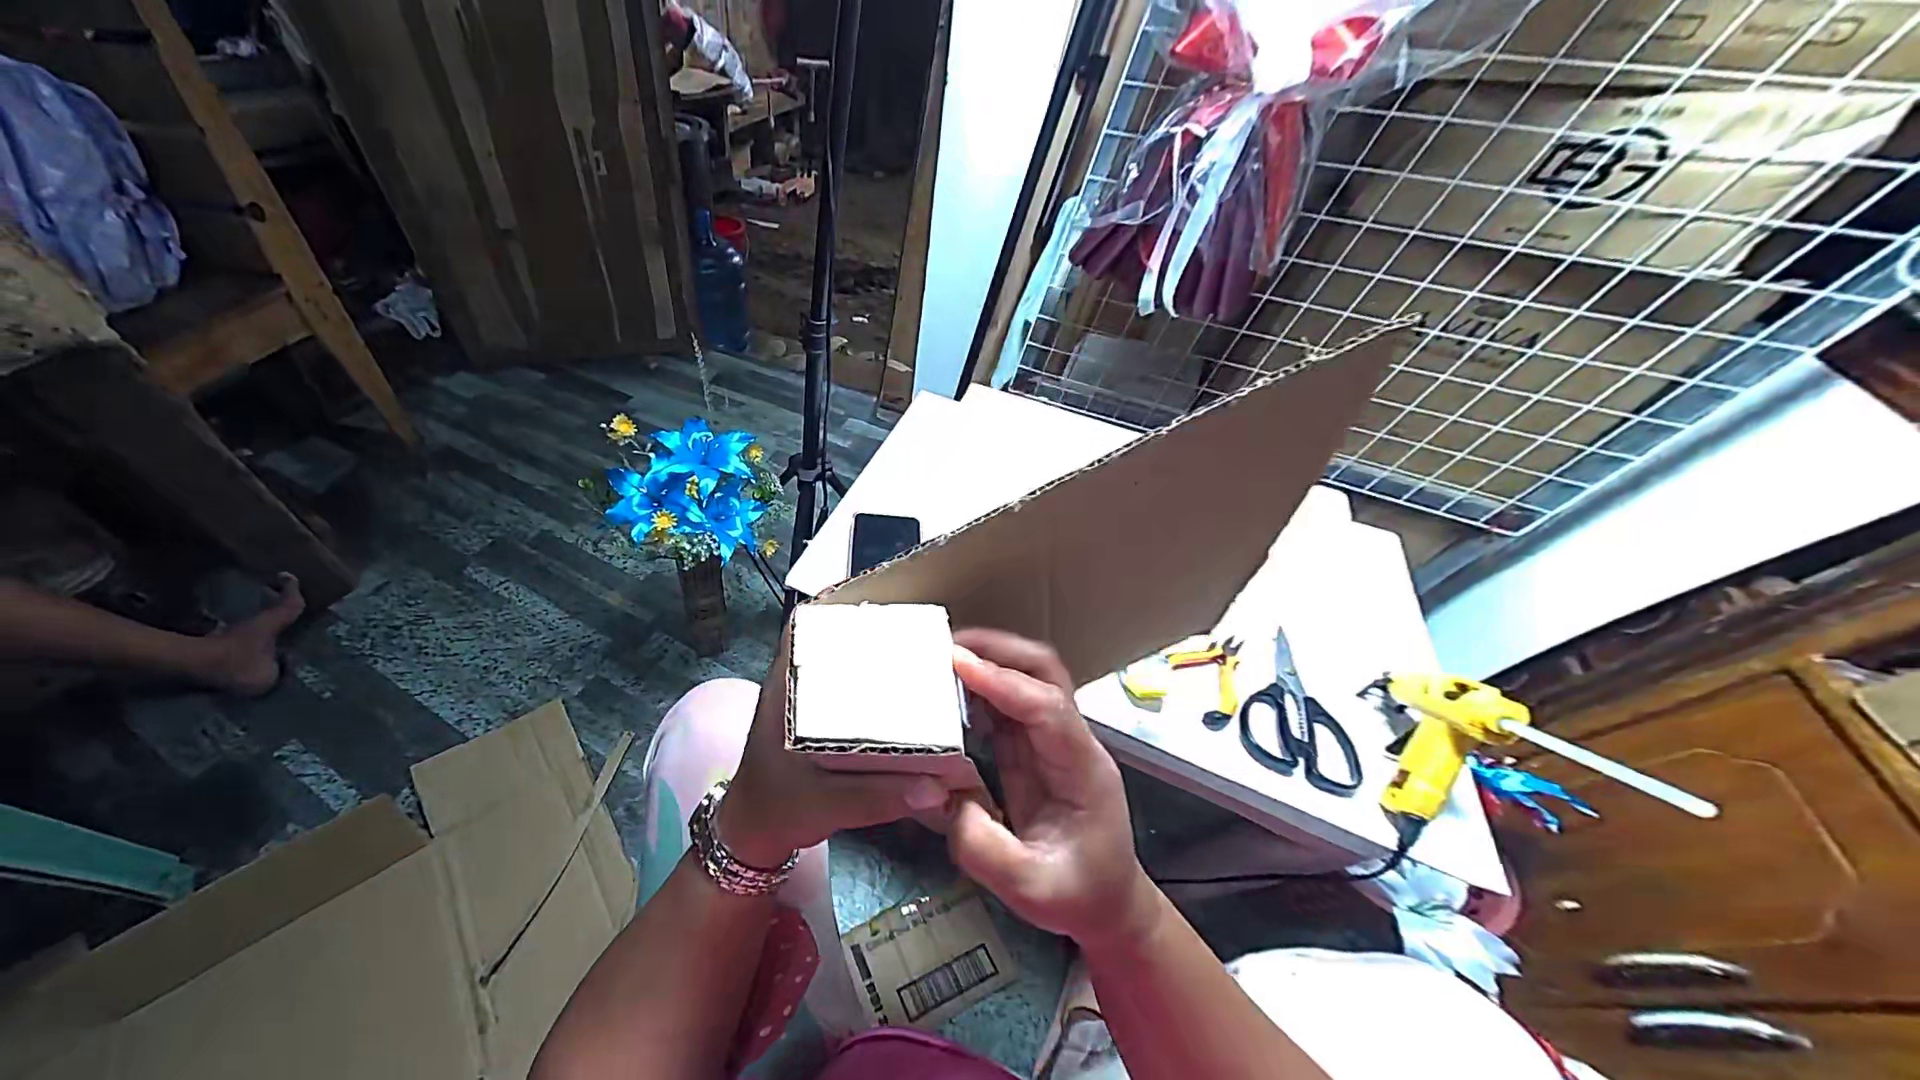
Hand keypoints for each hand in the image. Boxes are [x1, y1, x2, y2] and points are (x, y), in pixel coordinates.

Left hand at [717, 635, 954, 868]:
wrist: (752, 834)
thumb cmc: (777, 811)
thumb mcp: (826, 805)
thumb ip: (878, 797)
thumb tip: (937, 788)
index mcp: (786, 687)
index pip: (811, 630)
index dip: (849, 618)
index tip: (889, 618)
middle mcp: (793, 680)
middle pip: (835, 640)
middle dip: (876, 638)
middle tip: (919, 640)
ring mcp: (803, 694)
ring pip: (842, 661)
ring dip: (875, 660)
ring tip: (919, 659)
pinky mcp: (815, 711)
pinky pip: (846, 684)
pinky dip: (871, 684)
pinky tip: (903, 691)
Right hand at [946, 629, 1156, 949]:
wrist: (1108, 905)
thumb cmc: (1079, 896)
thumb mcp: (1029, 889)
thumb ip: (983, 848)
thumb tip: (946, 798)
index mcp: (1083, 769)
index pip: (1047, 708)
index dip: (1003, 682)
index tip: (959, 664)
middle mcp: (1072, 743)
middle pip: (1046, 673)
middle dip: (1000, 650)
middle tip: (949, 646)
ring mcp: (1054, 743)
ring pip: (1027, 682)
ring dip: (989, 663)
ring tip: (943, 660)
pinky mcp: (1034, 751)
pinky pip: (1009, 708)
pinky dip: (981, 691)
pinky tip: (952, 694)